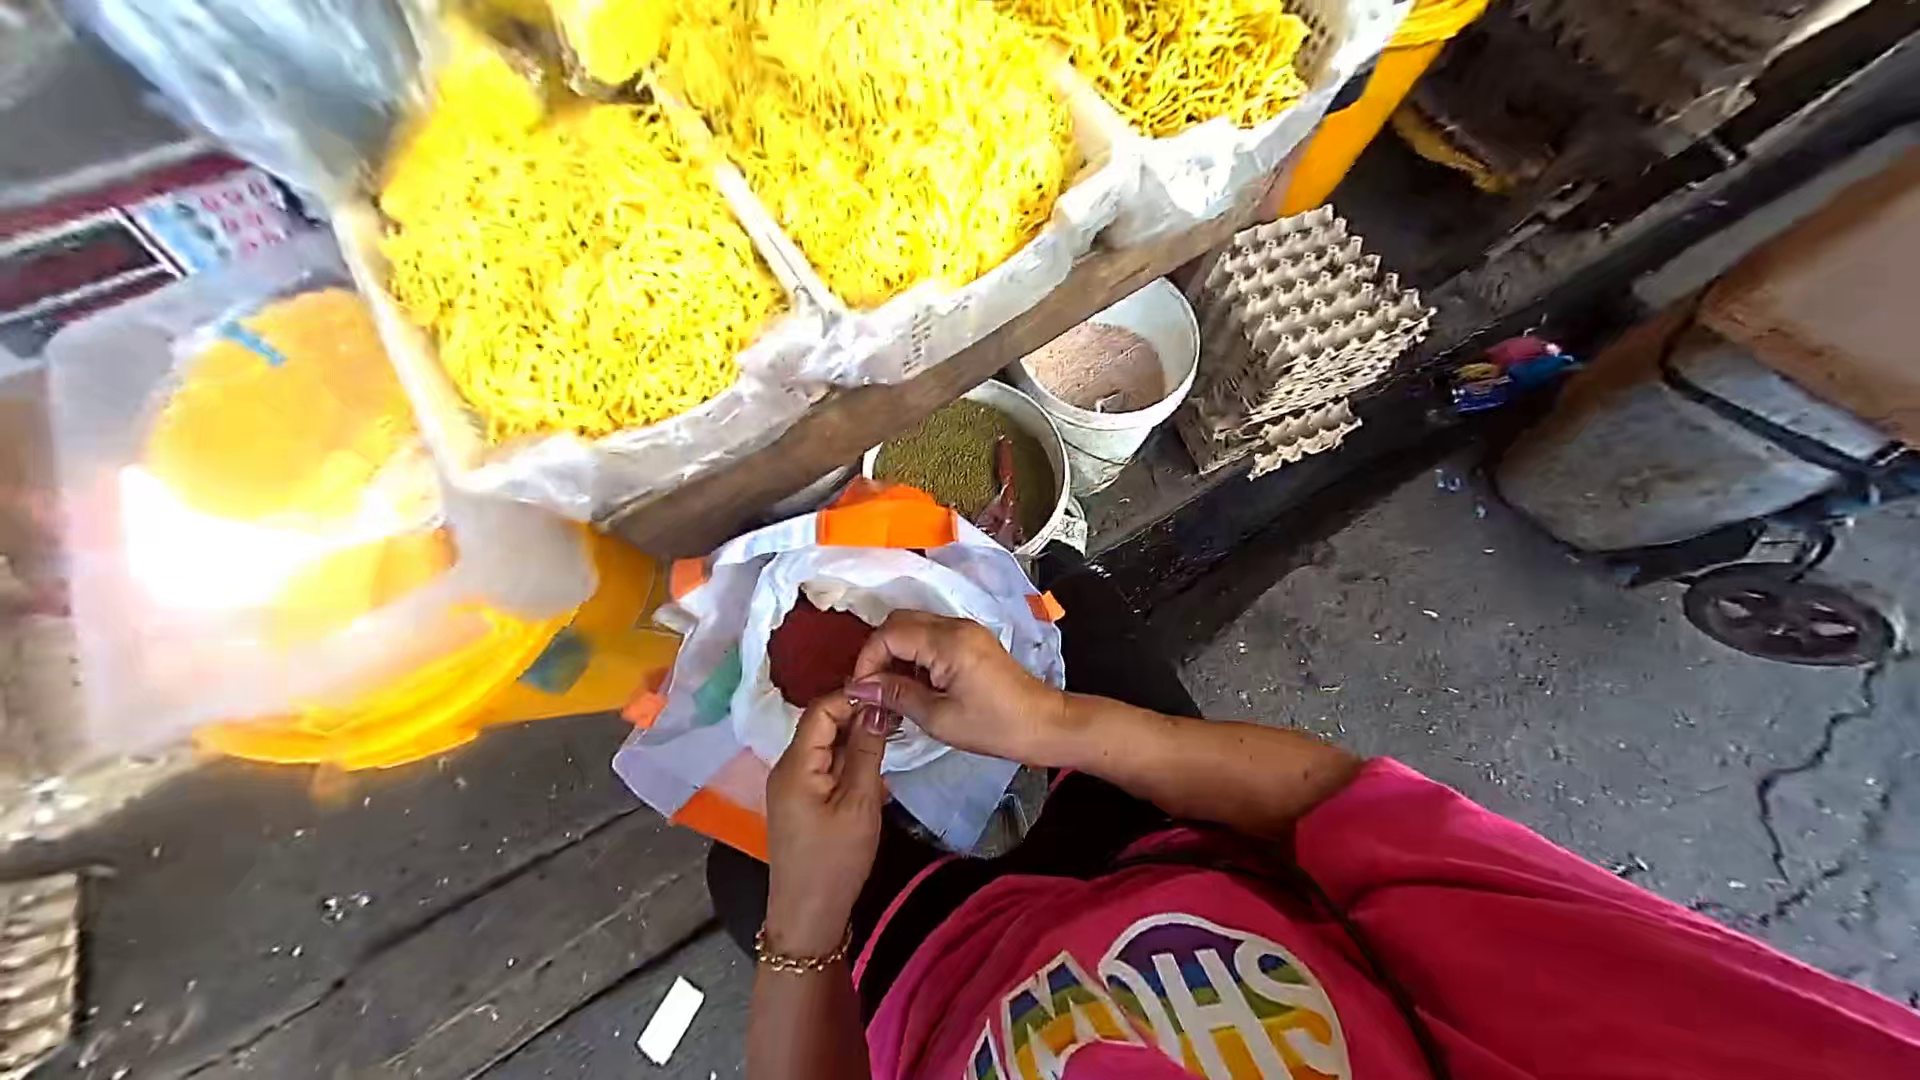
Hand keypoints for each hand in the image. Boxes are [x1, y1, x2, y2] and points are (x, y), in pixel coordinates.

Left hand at [764, 692, 890, 956]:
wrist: (808, 918)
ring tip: (889, 730)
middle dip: (855, 712)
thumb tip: (876, 707)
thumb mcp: (860, 802)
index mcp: (795, 764)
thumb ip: (868, 750)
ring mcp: (791, 783)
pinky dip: (846, 754)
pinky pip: (823, 762)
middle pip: (820, 723)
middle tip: (894, 711)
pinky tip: (872, 758)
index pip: (821, 710)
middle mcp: (787, 767)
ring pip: (823, 743)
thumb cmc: (835, 860)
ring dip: (853, 733)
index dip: (852, 697)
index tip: (888, 695)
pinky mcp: (800, 798)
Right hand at [847, 611, 1072, 765]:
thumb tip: (860, 688)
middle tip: (873, 688)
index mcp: (947, 641)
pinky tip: (913, 683)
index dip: (867, 659)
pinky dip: (914, 653)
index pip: (889, 633)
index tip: (862, 690)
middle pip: (899, 621)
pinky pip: (931, 635)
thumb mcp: (938, 717)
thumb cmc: (993, 726)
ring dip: (895, 652)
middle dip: (878, 652)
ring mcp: (965, 629)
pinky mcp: (971, 639)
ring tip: (891, 690)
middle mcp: (955, 625)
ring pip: (914, 626)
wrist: (1043, 724)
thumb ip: (896, 695)